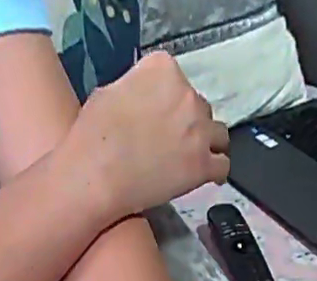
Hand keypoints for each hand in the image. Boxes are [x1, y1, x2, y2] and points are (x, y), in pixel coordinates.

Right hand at [63, 53, 229, 218]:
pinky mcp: (203, 165)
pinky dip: (215, 171)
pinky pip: (222, 165)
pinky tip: (207, 175)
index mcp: (163, 69)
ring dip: (207, 143)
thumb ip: (137, 89)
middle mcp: (187, 95)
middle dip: (188, 122)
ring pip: (218, 134)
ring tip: (193, 157)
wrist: (98, 175)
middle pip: (198, 106)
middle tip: (171, 141)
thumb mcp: (110, 92)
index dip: (168, 100)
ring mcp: (199, 131)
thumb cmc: (94, 135)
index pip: (176, 79)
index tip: (159, 115)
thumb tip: (144, 100)